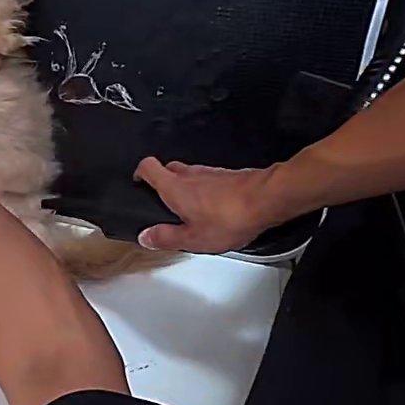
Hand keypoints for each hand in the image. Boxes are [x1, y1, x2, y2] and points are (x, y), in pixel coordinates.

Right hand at [133, 158, 287, 253]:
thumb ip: (166, 237)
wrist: (266, 200)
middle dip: (162, 181)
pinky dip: (206, 190)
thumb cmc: (231, 216)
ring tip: (189, 208)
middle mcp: (191, 174)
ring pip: (190, 174)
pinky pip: (210, 179)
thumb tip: (146, 237)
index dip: (140, 173)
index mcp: (175, 187)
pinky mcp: (228, 176)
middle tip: (162, 199)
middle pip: (168, 169)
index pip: (148, 167)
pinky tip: (213, 207)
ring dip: (186, 186)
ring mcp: (211, 172)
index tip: (138, 181)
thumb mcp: (193, 238)